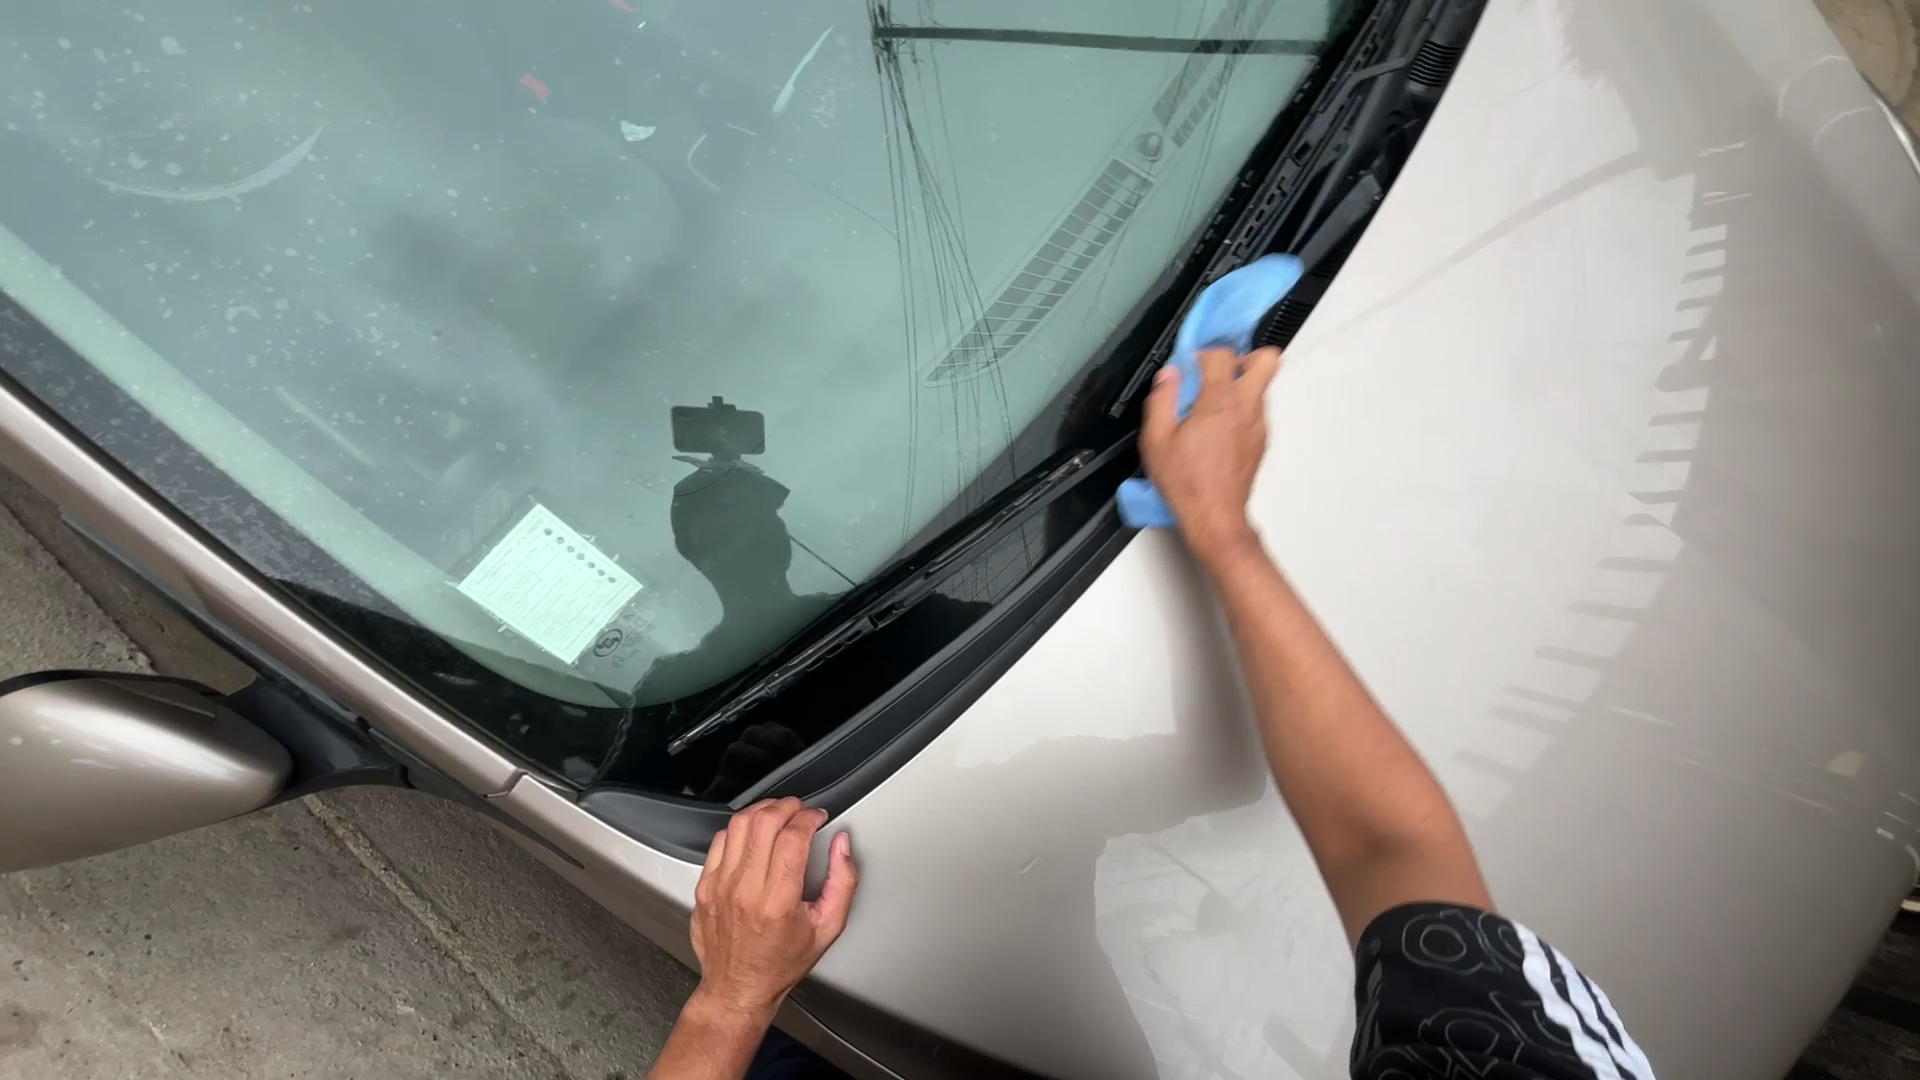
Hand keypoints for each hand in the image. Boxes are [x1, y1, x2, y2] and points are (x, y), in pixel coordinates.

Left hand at [690, 798, 858, 1020]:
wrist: (737, 990)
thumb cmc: (780, 962)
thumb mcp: (828, 927)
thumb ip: (844, 882)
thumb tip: (842, 845)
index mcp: (778, 903)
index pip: (793, 837)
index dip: (810, 817)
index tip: (818, 818)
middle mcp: (745, 891)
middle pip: (765, 822)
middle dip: (788, 806)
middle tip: (800, 811)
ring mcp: (720, 887)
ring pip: (740, 824)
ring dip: (764, 810)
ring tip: (779, 814)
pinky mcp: (705, 886)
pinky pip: (721, 839)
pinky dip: (741, 827)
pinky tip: (755, 832)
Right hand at [1139, 346, 1281, 561]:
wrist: (1214, 516)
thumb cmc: (1184, 481)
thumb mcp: (1157, 439)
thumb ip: (1161, 399)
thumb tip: (1169, 374)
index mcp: (1220, 401)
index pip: (1221, 355)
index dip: (1202, 354)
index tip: (1187, 368)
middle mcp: (1247, 407)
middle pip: (1267, 360)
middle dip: (1242, 358)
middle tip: (1216, 376)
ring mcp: (1259, 425)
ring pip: (1261, 387)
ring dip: (1239, 386)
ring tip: (1209, 410)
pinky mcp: (1261, 441)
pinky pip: (1256, 411)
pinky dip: (1240, 410)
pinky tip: (1215, 433)